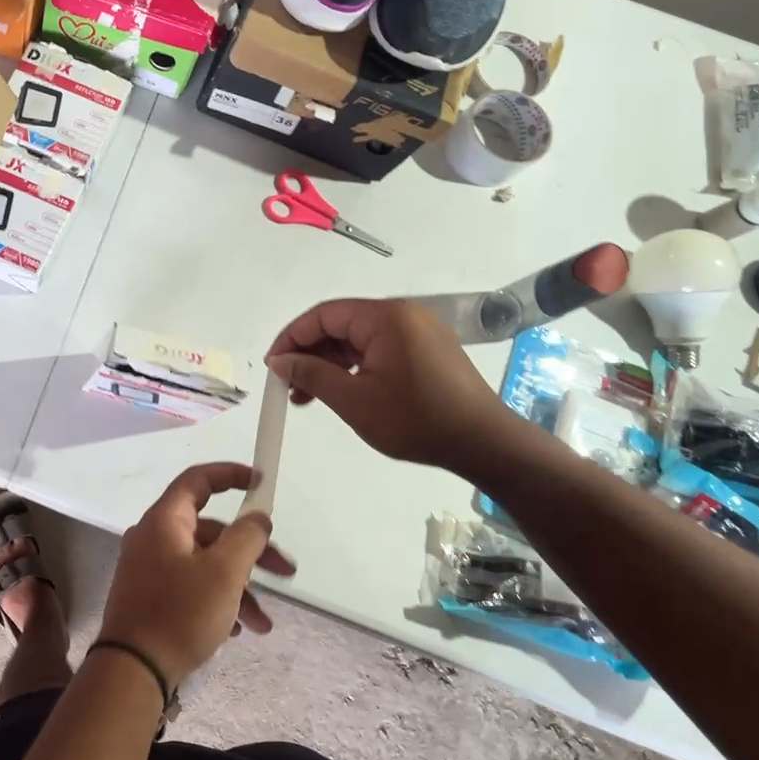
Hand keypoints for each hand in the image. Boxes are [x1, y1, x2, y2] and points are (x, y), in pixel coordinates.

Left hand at [98, 463, 296, 689]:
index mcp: (164, 521)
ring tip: (263, 624)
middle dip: (251, 551)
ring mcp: (148, 568)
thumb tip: (257, 516)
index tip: (260, 483)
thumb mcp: (224, 573)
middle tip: (286, 572)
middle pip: (210, 530)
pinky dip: (217, 601)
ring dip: (239, 587)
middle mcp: (152, 538)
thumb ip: (246, 537)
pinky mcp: (150, 596)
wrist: (132, 668)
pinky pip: (191, 586)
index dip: (230, 475)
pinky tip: (235, 630)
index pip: (198, 480)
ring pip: (204, 564)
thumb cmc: (180, 613)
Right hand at [264, 298, 510, 469]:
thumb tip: (279, 361)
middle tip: (287, 386)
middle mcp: (403, 315)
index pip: (323, 315)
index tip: (273, 368)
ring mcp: (418, 333)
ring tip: (307, 397)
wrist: (485, 445)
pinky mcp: (427, 352)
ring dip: (329, 365)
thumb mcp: (353, 400)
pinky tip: (339, 393)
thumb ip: (311, 374)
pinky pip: (378, 351)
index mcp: (386, 317)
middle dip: (309, 354)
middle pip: (340, 325)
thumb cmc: (416, 419)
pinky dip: (354, 369)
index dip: (292, 338)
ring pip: (357, 340)